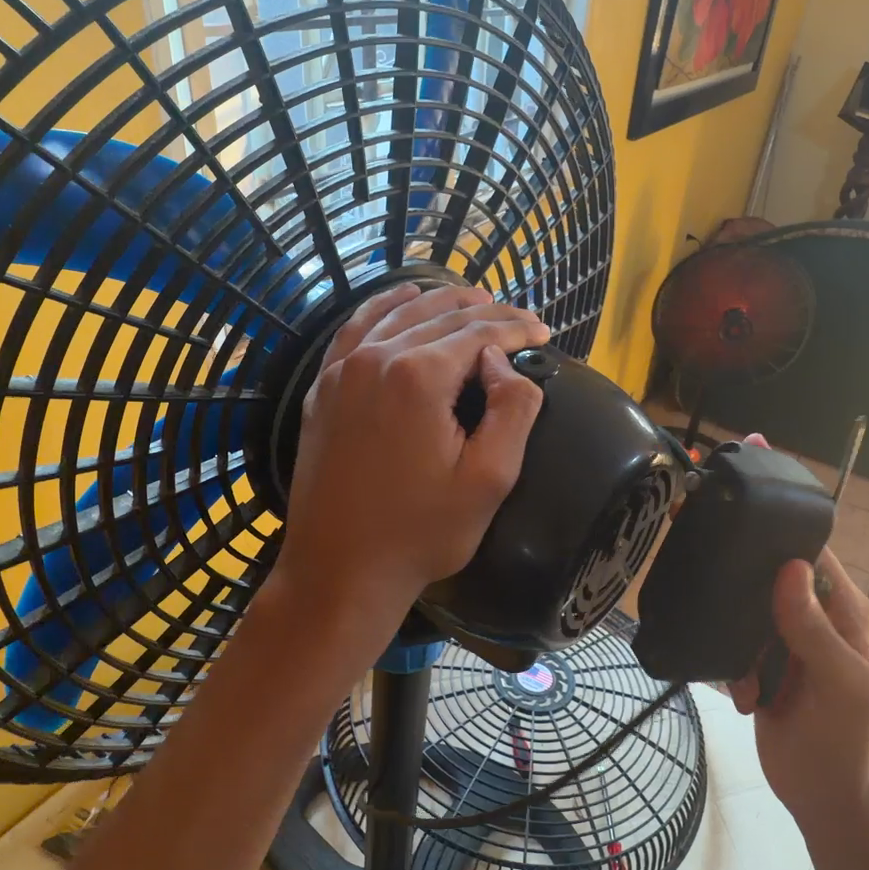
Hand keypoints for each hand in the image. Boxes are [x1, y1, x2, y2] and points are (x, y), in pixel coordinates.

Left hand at [278, 283, 548, 610]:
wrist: (339, 570)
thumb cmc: (422, 532)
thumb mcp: (490, 478)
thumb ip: (513, 409)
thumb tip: (501, 362)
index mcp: (419, 376)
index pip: (480, 332)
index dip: (518, 329)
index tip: (545, 335)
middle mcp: (376, 358)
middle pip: (441, 315)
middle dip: (488, 312)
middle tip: (521, 321)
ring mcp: (341, 370)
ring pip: (399, 312)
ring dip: (441, 302)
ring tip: (475, 299)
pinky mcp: (323, 388)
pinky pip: (356, 328)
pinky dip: (385, 307)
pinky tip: (402, 301)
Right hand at [729, 434, 868, 821]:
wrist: (827, 800)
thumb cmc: (849, 739)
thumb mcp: (842, 684)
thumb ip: (815, 629)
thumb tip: (790, 566)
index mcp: (841, 605)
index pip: (809, 542)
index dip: (779, 509)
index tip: (743, 469)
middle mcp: (809, 610)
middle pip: (768, 563)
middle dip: (737, 550)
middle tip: (692, 517)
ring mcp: (781, 635)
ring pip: (743, 598)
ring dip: (727, 614)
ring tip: (723, 634)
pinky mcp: (757, 660)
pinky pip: (731, 636)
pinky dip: (726, 655)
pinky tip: (736, 689)